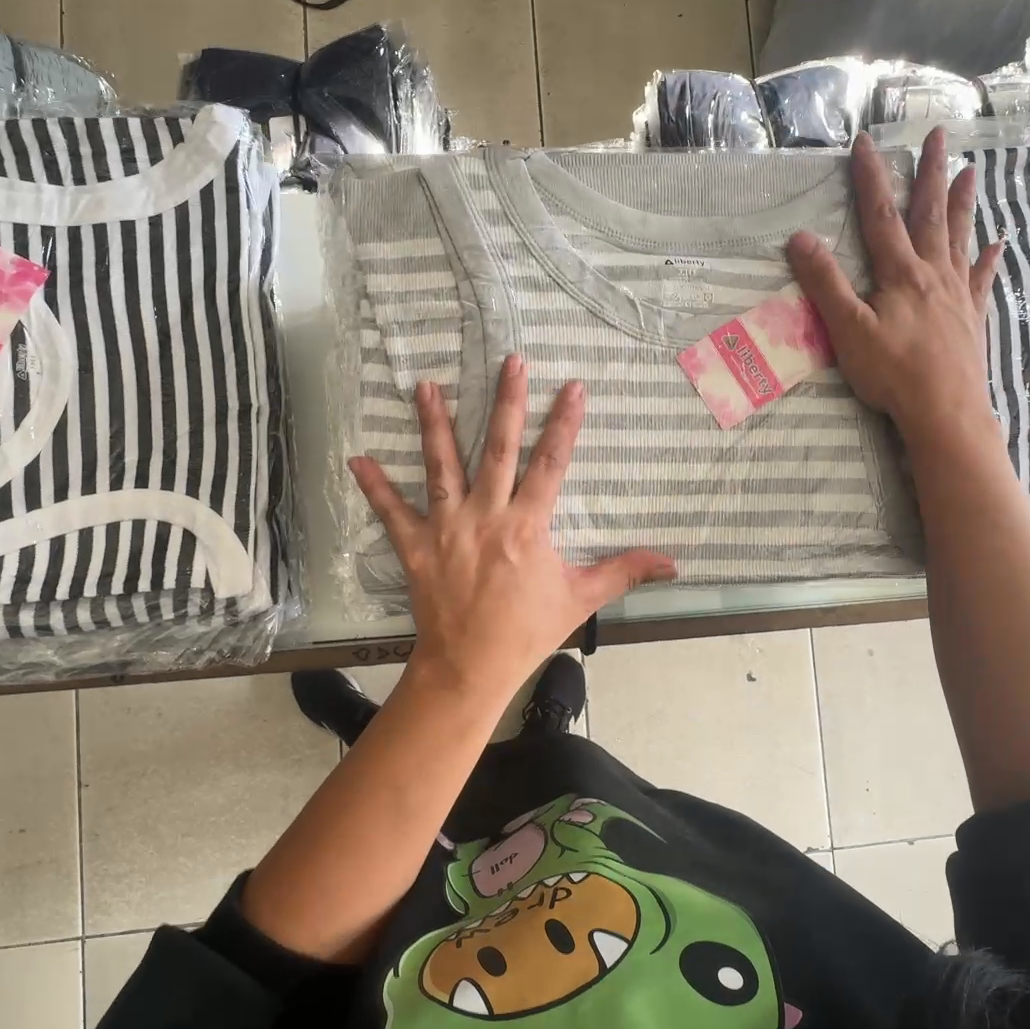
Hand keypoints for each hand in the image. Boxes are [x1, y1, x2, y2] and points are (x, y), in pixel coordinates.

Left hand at [348, 355, 675, 697]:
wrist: (470, 666)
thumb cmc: (526, 632)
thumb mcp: (580, 600)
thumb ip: (623, 572)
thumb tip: (672, 563)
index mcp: (527, 526)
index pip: (550, 464)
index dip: (564, 424)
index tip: (572, 388)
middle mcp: (486, 516)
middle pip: (497, 449)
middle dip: (506, 403)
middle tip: (509, 362)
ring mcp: (446, 528)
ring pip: (441, 467)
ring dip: (434, 425)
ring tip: (426, 386)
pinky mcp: (416, 547)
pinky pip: (392, 513)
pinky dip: (375, 487)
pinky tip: (357, 460)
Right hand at [786, 129, 1004, 453]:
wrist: (945, 410)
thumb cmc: (893, 373)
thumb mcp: (848, 329)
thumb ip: (825, 283)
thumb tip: (800, 238)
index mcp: (900, 274)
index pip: (881, 217)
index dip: (871, 179)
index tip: (865, 142)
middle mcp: (933, 274)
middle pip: (930, 215)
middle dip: (930, 174)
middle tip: (939, 135)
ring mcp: (957, 294)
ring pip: (960, 238)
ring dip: (963, 203)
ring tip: (971, 171)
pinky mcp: (971, 317)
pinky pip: (982, 280)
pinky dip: (989, 260)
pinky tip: (998, 245)